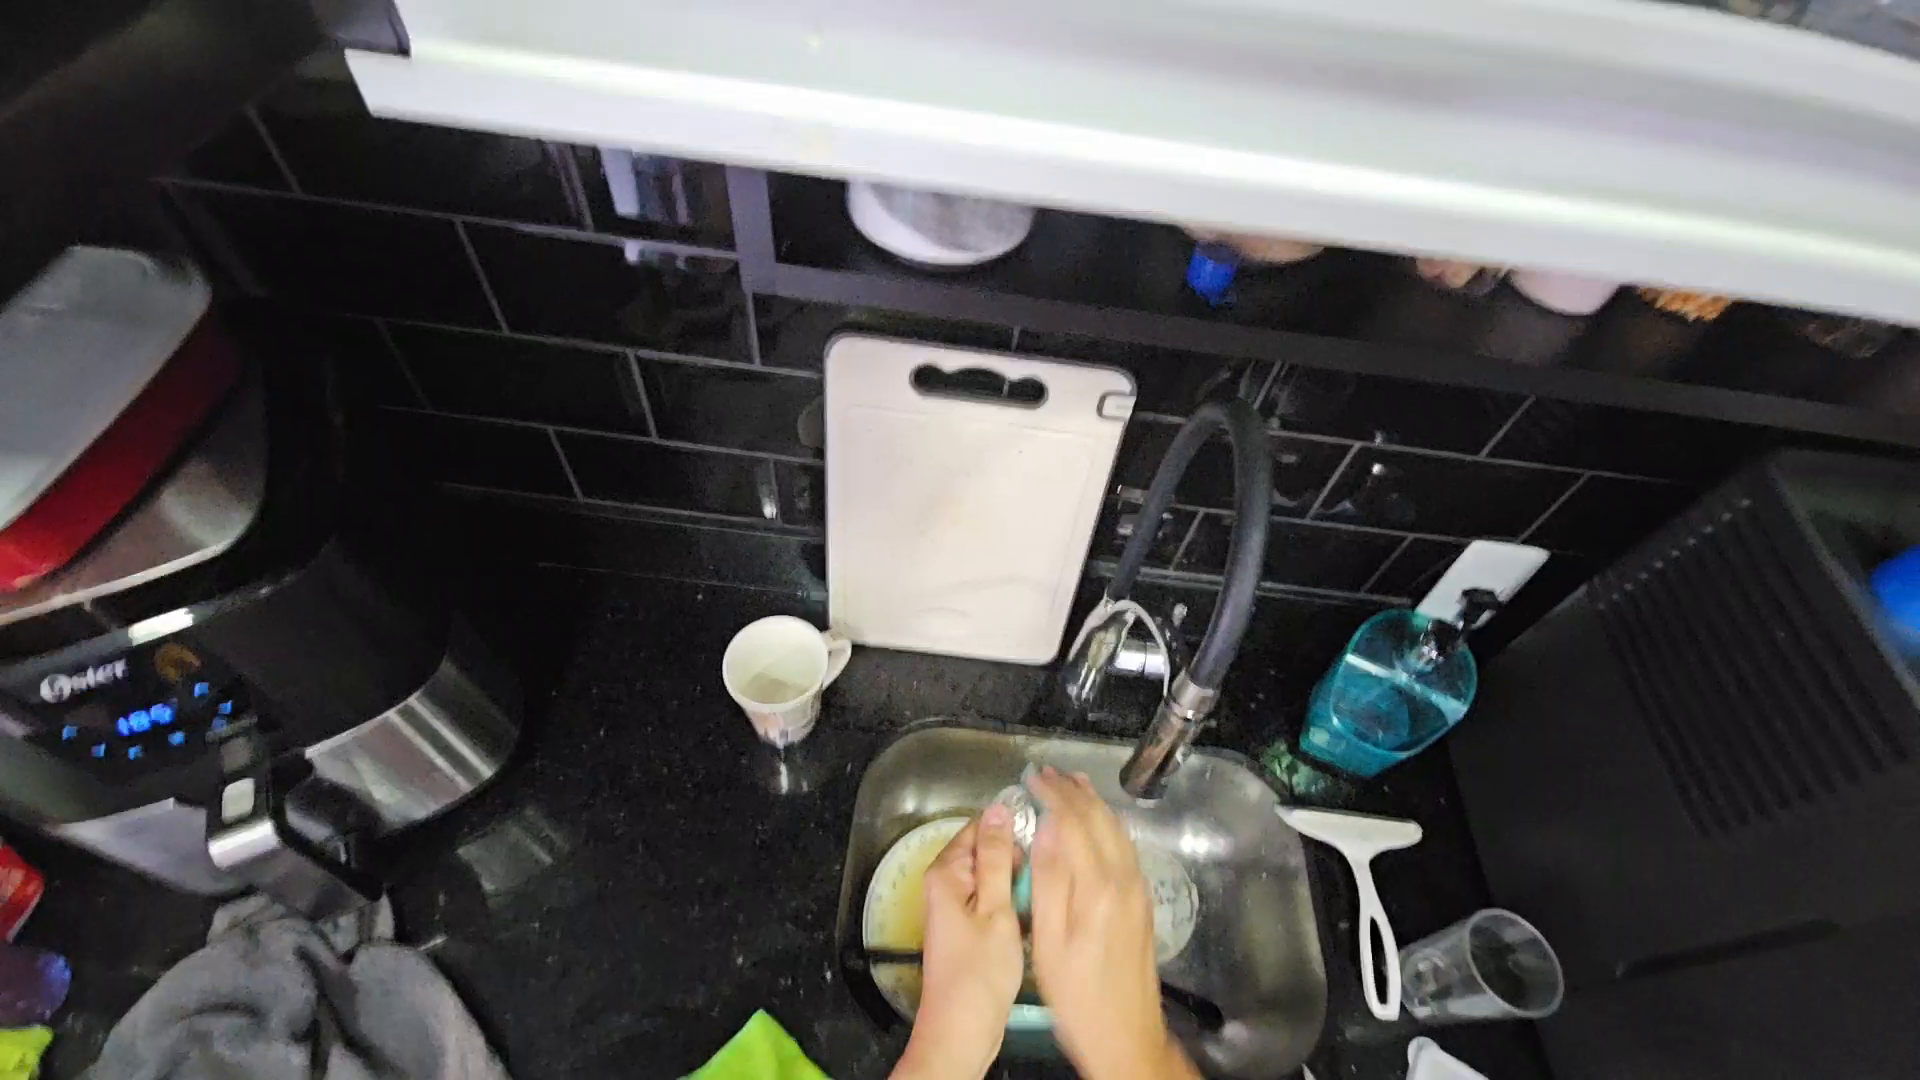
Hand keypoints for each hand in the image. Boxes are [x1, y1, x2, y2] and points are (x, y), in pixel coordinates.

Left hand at [892, 803, 1024, 1079]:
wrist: (962, 1032)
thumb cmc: (979, 970)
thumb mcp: (995, 908)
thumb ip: (998, 858)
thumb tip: (999, 808)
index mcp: (947, 871)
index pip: (980, 826)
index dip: (1011, 825)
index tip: (1046, 829)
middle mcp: (947, 882)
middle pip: (987, 851)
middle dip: (1018, 855)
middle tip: (1053, 862)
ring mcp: (957, 906)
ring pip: (994, 877)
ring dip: (1018, 880)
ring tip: (1050, 883)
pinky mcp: (969, 927)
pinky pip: (993, 899)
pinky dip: (1012, 901)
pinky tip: (1035, 908)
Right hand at [1029, 768, 1199, 1079]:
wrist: (1129, 1038)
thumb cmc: (1078, 997)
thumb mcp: (1048, 944)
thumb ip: (1049, 881)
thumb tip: (1047, 828)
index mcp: (1098, 888)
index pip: (1074, 822)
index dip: (1053, 794)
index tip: (1032, 776)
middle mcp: (1124, 880)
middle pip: (1099, 819)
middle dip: (1072, 790)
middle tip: (1047, 772)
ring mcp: (1137, 889)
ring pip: (1116, 829)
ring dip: (1092, 801)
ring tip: (1072, 781)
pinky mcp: (1142, 901)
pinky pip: (1124, 845)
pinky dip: (1107, 822)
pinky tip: (1096, 820)